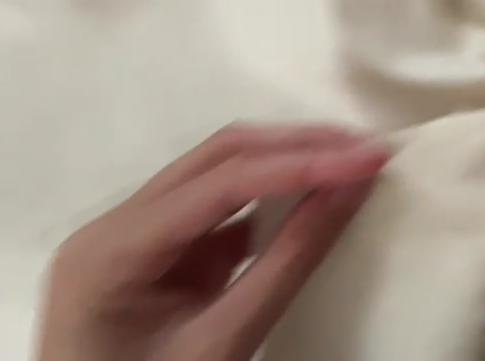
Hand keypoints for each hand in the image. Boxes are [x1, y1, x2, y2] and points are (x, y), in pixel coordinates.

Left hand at [37, 124, 390, 360]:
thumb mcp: (225, 339)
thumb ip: (293, 257)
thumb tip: (358, 182)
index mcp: (111, 249)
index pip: (225, 181)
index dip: (305, 163)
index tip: (373, 157)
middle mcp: (114, 223)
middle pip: (222, 156)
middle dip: (301, 145)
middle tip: (367, 150)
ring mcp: (134, 231)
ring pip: (225, 164)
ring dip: (292, 156)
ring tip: (352, 158)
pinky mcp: (162, 244)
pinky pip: (225, 195)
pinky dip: (276, 186)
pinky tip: (316, 187)